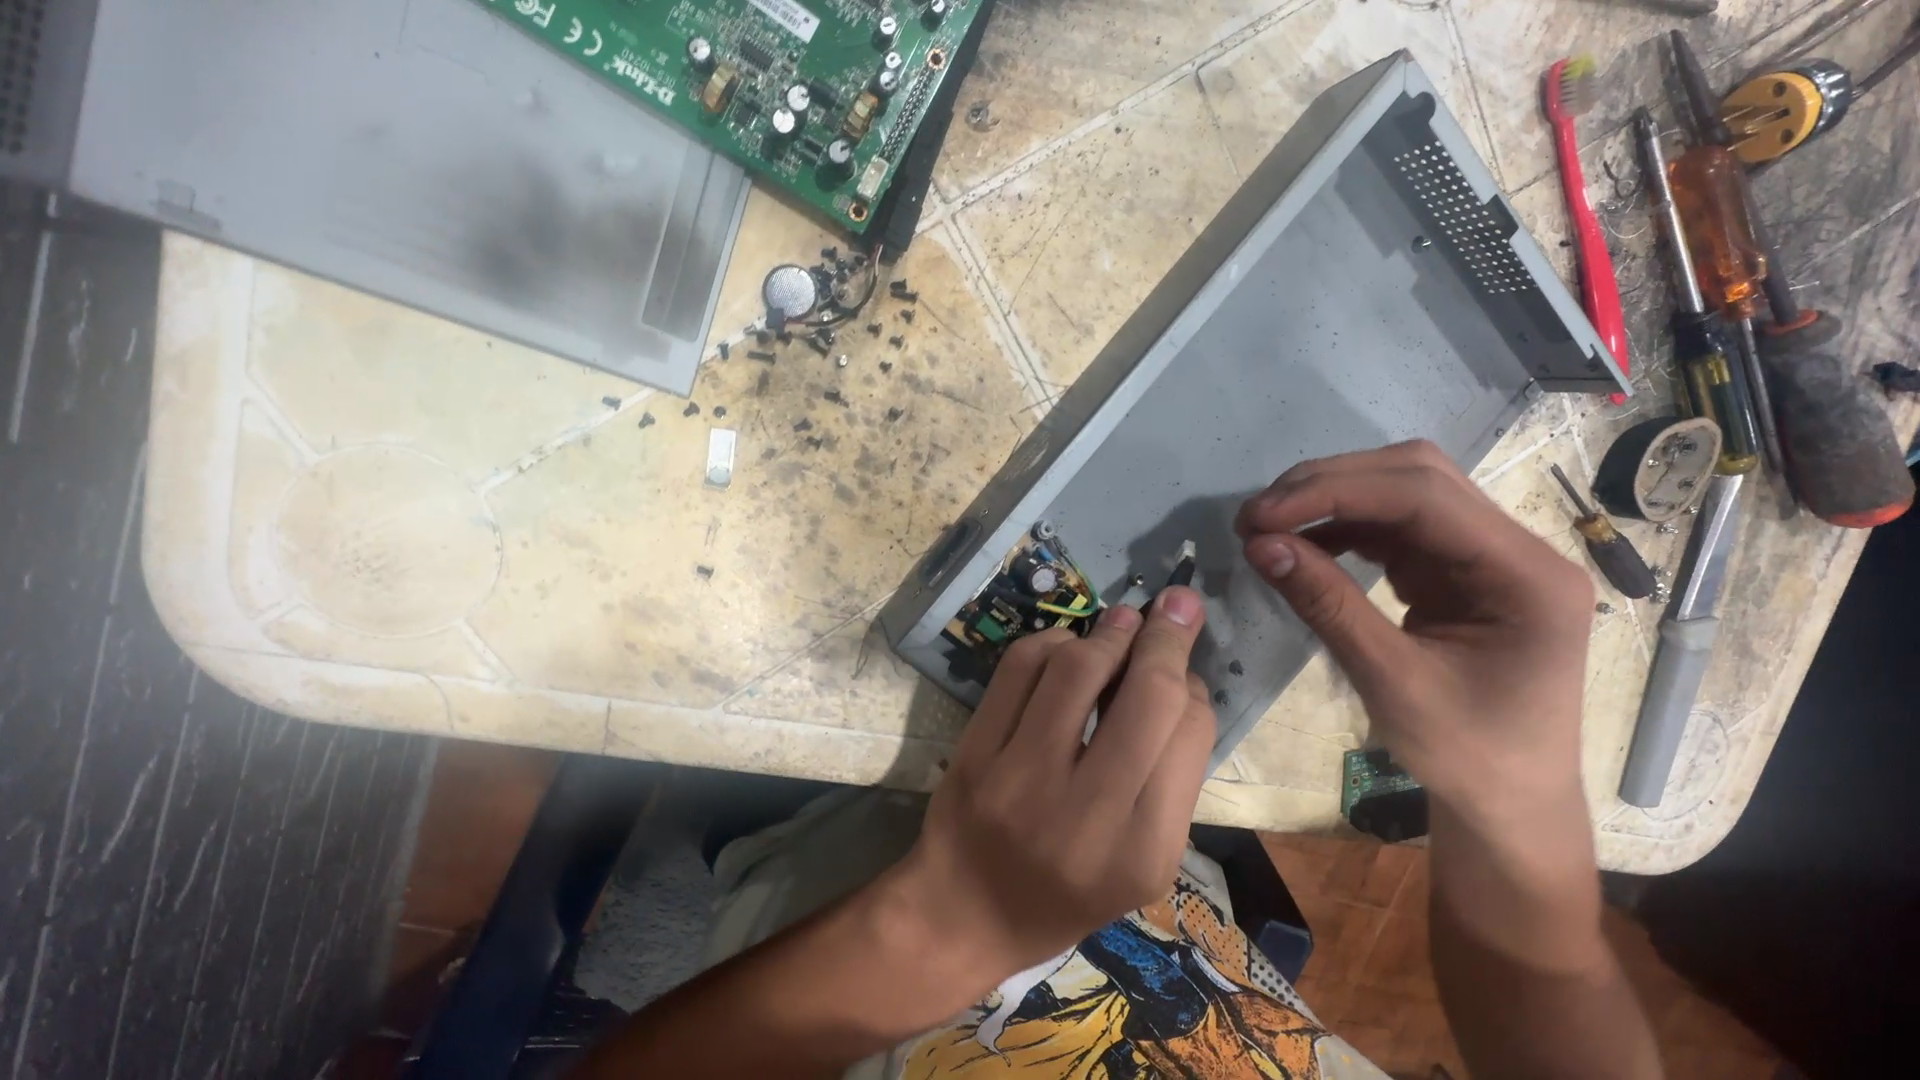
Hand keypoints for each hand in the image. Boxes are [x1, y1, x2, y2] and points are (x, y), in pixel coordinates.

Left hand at [885, 592, 1214, 993]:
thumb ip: (1171, 780)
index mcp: (1144, 848)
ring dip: (1110, 632)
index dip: (1195, 685)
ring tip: (1123, 622)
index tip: (1187, 670)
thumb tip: (1183, 676)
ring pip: (1078, 668)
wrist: (966, 911)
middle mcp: (1087, 813)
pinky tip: (1065, 647)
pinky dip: (1052, 642)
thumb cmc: (1067, 893)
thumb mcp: (1141, 864)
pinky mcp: (975, 751)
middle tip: (1175, 605)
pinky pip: (1021, 667)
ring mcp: (1022, 777)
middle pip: (1147, 695)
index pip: (1190, 734)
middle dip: (1167, 638)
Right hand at [1234, 440, 1594, 814]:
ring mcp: (1486, 554)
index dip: (1335, 493)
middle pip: (1416, 477)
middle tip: (1257, 517)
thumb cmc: (1467, 754)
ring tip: (1268, 527)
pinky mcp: (1457, 569)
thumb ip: (1328, 605)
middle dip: (1329, 486)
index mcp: (1525, 573)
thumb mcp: (1391, 682)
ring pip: (1403, 492)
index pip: (1424, 497)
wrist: (1507, 799)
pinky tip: (1303, 545)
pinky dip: (1342, 528)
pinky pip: (1395, 526)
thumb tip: (1260, 545)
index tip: (1262, 516)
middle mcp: (1514, 547)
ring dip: (1331, 501)